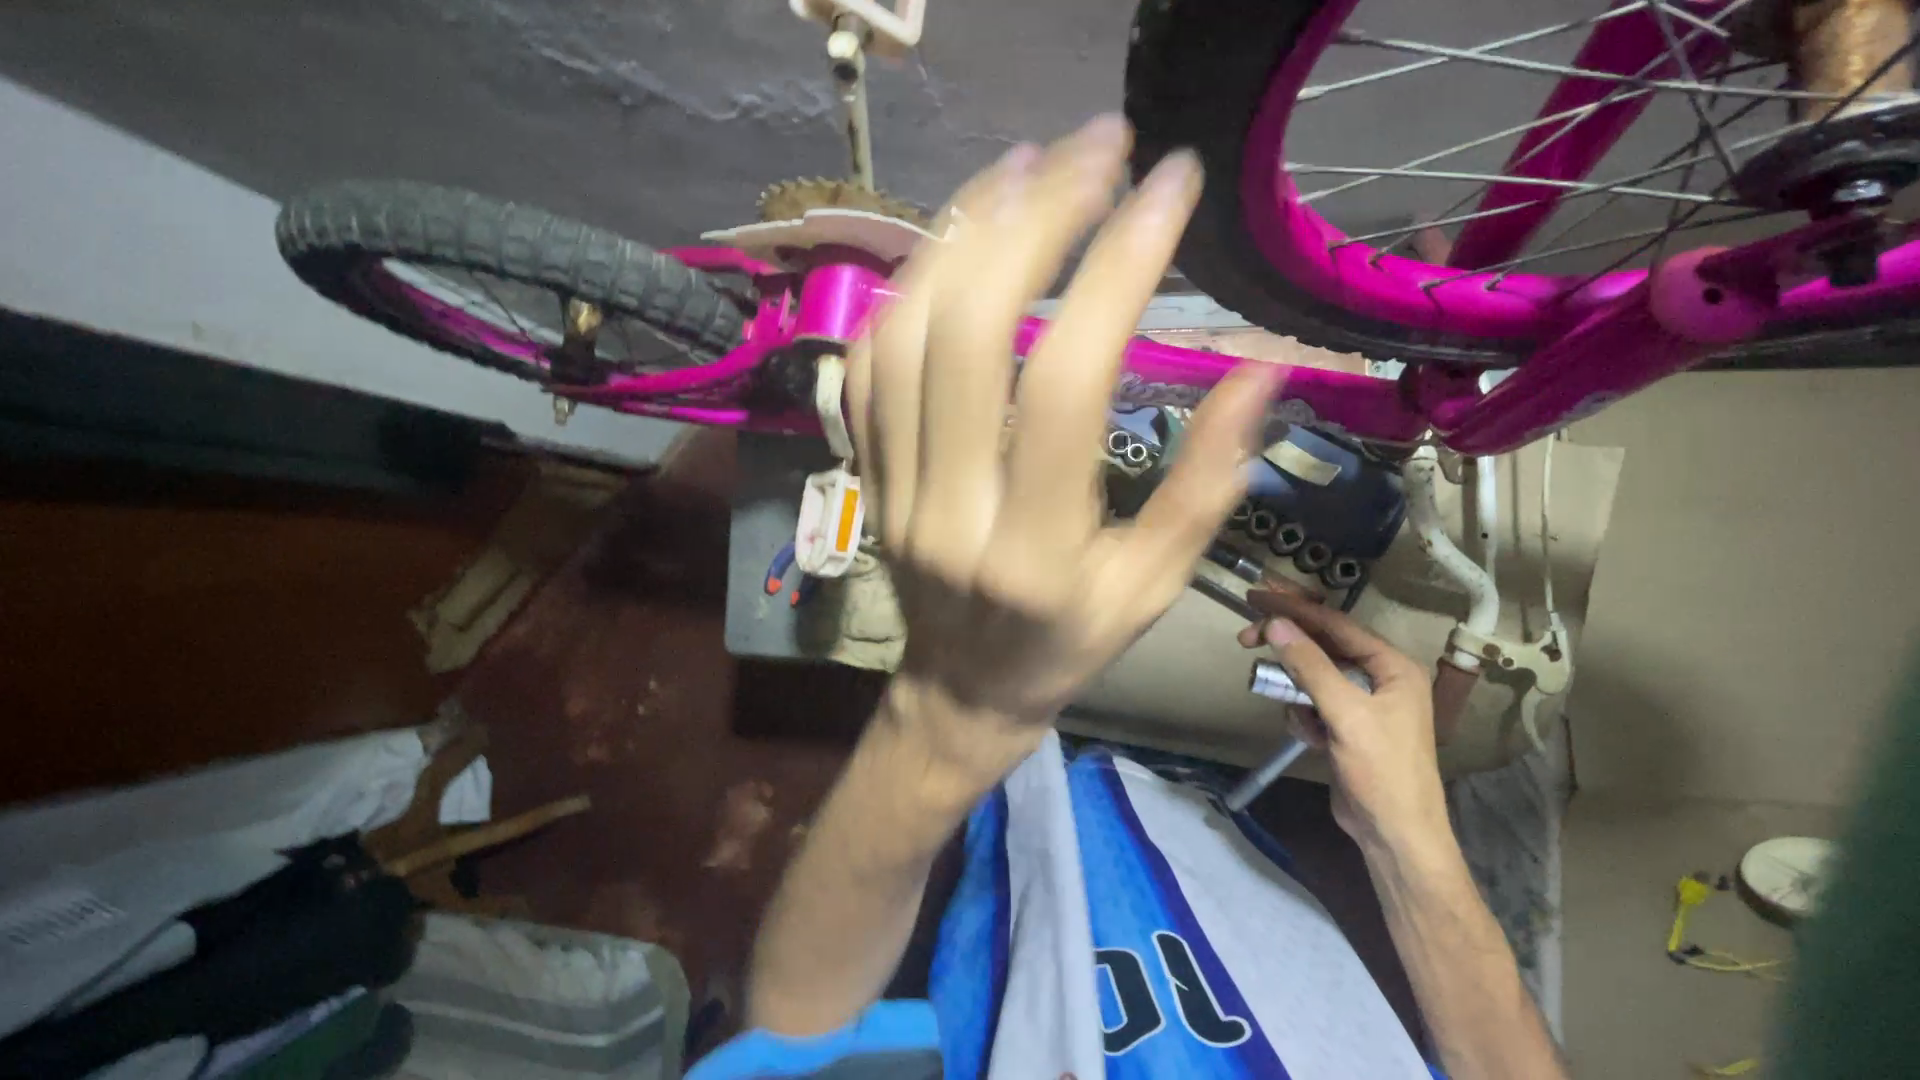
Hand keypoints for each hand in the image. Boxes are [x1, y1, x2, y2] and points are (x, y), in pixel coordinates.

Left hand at [844, 115, 1277, 790]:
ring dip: (962, 234)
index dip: (1117, 271)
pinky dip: (910, 287)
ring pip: (905, 336)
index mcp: (1038, 551)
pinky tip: (960, 240)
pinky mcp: (865, 475)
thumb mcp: (1153, 587)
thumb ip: (1204, 487)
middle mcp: (952, 513)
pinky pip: (868, 366)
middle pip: (971, 337)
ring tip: (1024, 166)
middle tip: (1093, 148)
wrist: (961, 689)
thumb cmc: (1069, 644)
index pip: (1067, 386)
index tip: (1169, 186)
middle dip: (1033, 221)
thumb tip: (1258, 371)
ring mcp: (893, 490)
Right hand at [1237, 590, 1452, 857]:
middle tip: (1245, 638)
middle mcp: (1380, 678)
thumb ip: (1310, 666)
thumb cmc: (1382, 771)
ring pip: (1312, 677)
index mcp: (1392, 666)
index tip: (1257, 596)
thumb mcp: (1346, 714)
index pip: (1336, 624)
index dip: (1295, 608)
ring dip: (1295, 692)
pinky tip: (1309, 739)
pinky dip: (1302, 716)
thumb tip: (1276, 625)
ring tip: (1296, 714)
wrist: (1394, 834)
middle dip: (1288, 647)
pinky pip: (1312, 704)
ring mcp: (1362, 703)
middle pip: (1323, 646)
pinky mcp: (1345, 727)